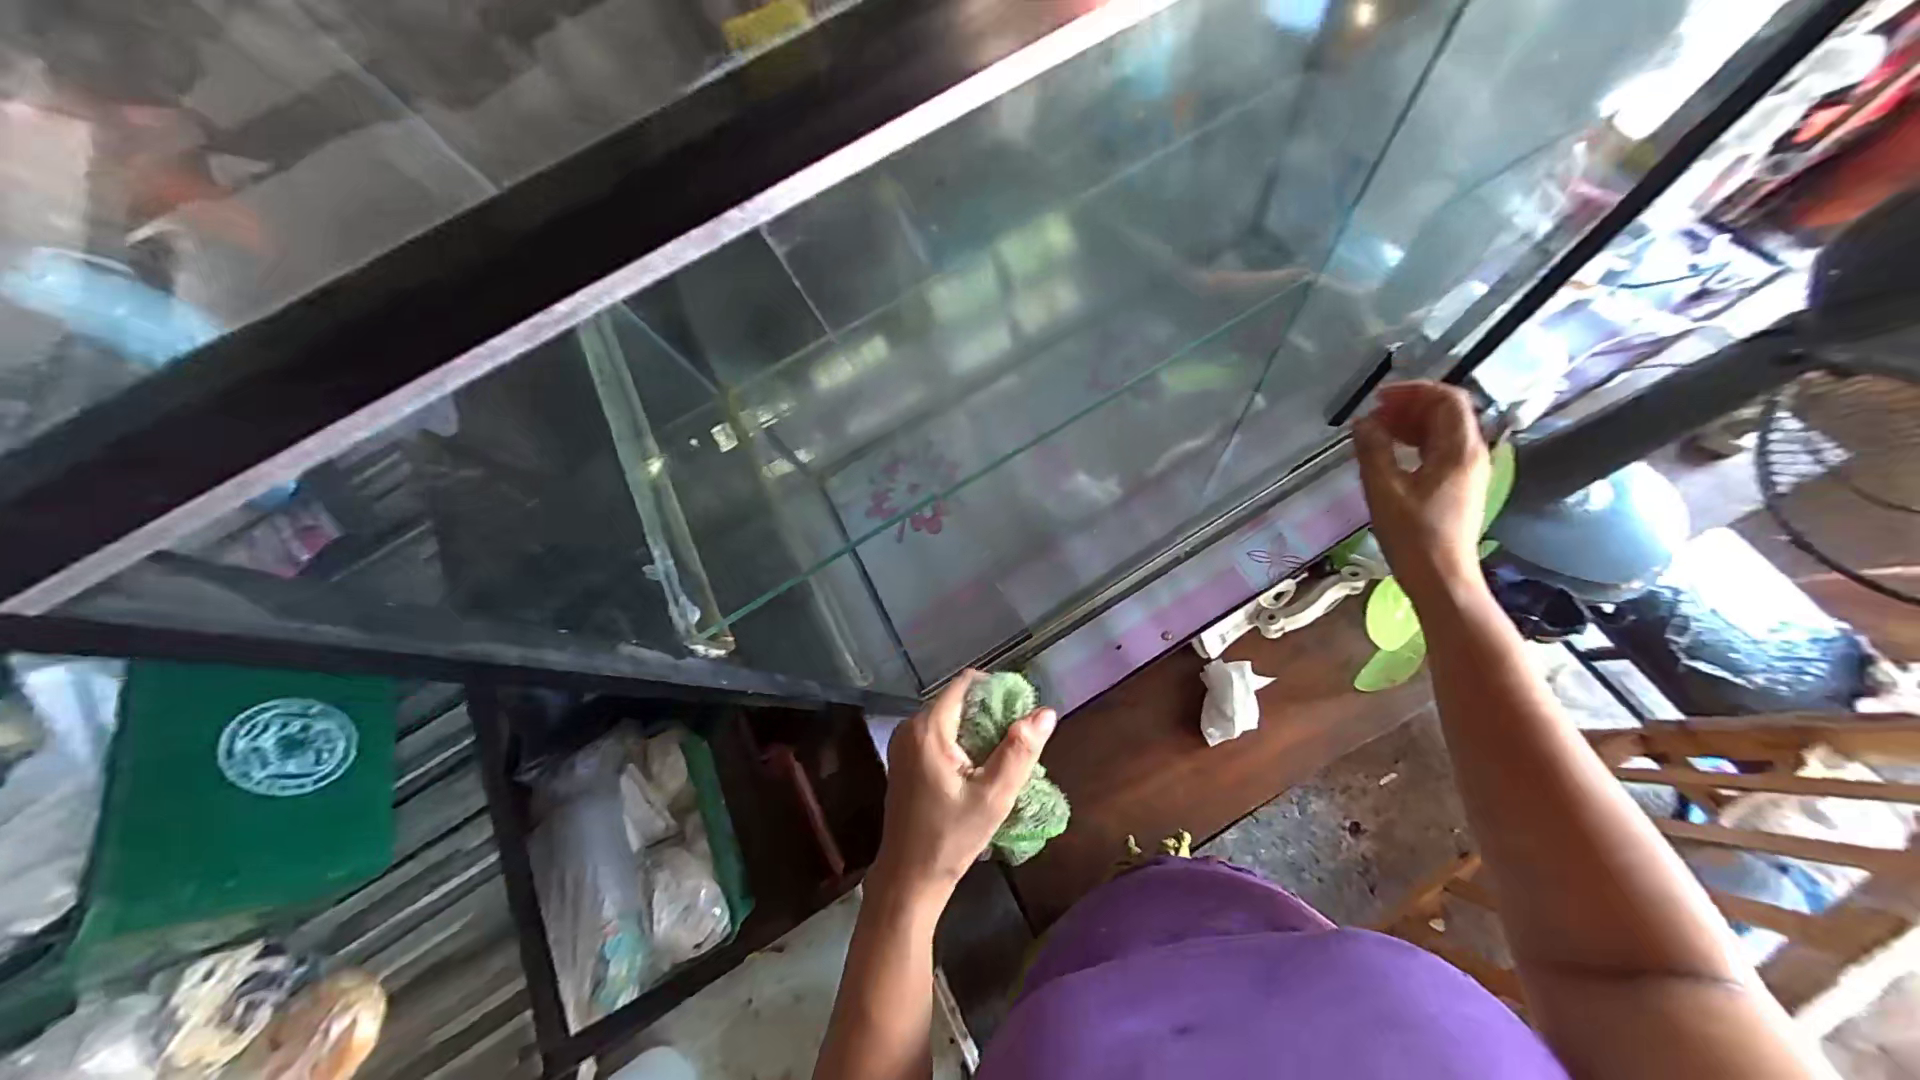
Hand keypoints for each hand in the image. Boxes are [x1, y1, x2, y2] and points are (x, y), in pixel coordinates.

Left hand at [872, 671, 1056, 901]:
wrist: (908, 876)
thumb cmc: (951, 837)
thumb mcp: (994, 796)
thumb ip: (1020, 750)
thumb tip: (1045, 712)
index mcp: (928, 728)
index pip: (966, 683)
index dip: (997, 689)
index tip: (1021, 710)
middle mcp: (910, 726)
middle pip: (958, 700)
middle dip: (990, 712)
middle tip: (1017, 739)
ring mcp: (903, 743)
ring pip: (949, 718)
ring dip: (977, 729)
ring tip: (1003, 755)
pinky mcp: (904, 759)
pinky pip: (938, 735)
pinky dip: (961, 742)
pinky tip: (979, 769)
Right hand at [1353, 381, 1489, 600]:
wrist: (1440, 577)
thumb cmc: (1412, 534)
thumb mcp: (1383, 489)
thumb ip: (1373, 450)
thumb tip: (1363, 422)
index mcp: (1460, 450)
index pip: (1448, 400)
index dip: (1414, 391)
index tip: (1379, 398)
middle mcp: (1471, 455)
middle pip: (1447, 413)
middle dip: (1409, 406)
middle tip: (1373, 414)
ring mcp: (1467, 471)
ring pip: (1443, 432)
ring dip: (1410, 424)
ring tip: (1376, 431)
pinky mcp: (1457, 486)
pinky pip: (1439, 450)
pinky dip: (1415, 442)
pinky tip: (1389, 453)